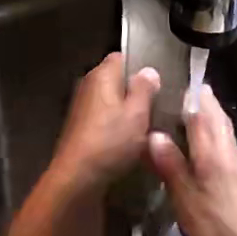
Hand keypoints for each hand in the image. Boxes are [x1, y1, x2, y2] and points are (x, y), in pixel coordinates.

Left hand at [46, 52, 159, 196]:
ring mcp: (82, 108)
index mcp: (102, 75)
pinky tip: (131, 143)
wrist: (76, 178)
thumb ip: (145, 88)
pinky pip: (105, 119)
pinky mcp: (81, 129)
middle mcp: (89, 85)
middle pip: (118, 80)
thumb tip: (149, 71)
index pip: (122, 56)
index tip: (159, 81)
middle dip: (137, 91)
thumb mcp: (137, 113)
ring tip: (150, 126)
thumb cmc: (110, 140)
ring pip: (112, 102)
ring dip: (128, 112)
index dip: (141, 65)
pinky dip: (117, 127)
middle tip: (159, 105)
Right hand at [147, 83, 236, 235]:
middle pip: (215, 116)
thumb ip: (172, 167)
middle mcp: (229, 154)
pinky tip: (197, 150)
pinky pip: (223, 147)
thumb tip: (154, 133)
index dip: (188, 92)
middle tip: (172, 94)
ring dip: (204, 117)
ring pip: (221, 130)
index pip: (202, 110)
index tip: (169, 79)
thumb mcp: (188, 205)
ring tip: (180, 115)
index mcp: (214, 154)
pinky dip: (209, 137)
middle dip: (197, 100)